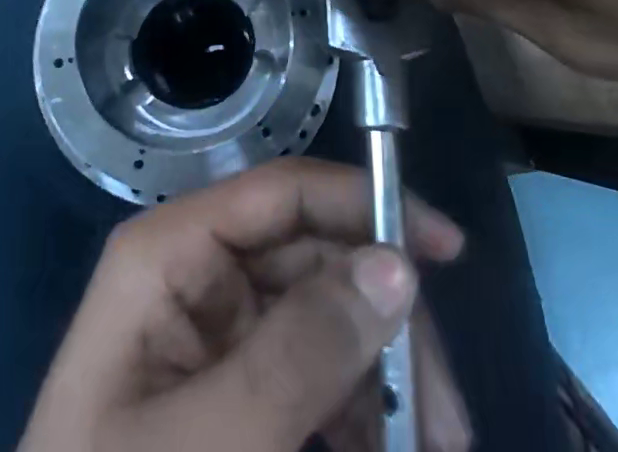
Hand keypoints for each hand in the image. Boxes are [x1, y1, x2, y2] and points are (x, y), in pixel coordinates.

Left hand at [17, 158, 472, 451]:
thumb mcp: (211, 438)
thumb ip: (300, 351)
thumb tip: (396, 263)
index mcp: (172, 251)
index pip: (285, 192)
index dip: (367, 202)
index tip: (445, 250)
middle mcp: (200, 270)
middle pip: (320, 256)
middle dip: (388, 322)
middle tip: (443, 412)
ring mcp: (222, 325)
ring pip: (330, 314)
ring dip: (386, 375)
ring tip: (432, 442)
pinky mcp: (239, 377)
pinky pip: (318, 366)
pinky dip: (361, 405)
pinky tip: (388, 444)